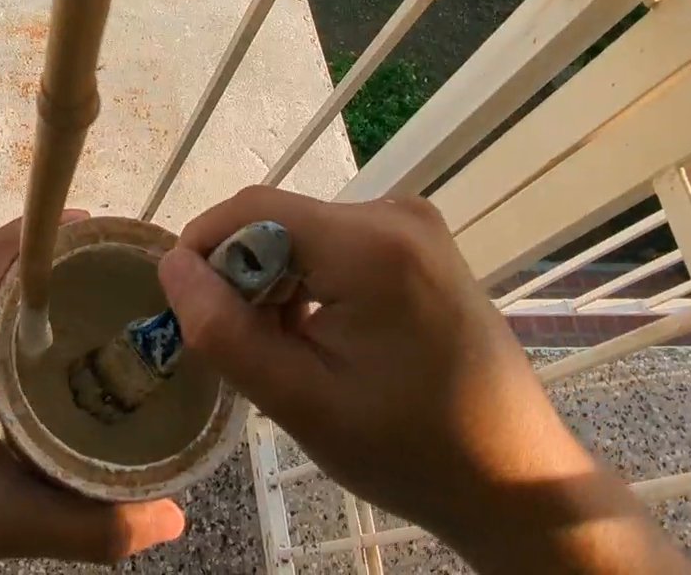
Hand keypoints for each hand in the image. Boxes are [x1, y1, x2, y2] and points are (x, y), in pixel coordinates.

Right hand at [157, 187, 690, 574]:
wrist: (519, 481)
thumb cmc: (410, 450)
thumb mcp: (299, 401)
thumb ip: (223, 329)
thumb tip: (171, 264)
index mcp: (370, 244)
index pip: (251, 209)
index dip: (203, 247)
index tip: (189, 307)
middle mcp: (393, 213)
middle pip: (276, 221)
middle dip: (240, 274)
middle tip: (241, 345)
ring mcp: (412, 223)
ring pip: (300, 232)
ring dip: (273, 280)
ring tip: (284, 348)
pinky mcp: (418, 242)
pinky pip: (333, 242)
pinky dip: (308, 279)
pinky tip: (319, 333)